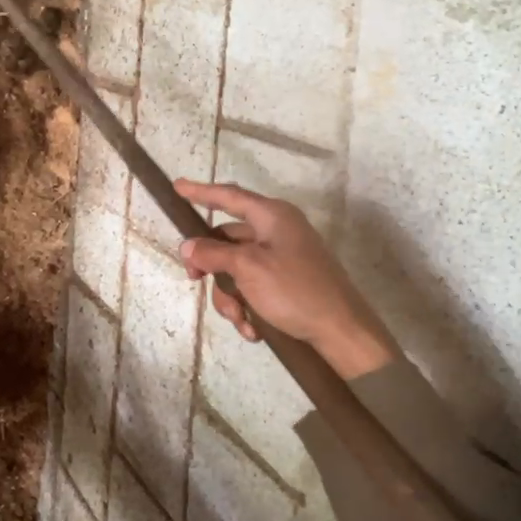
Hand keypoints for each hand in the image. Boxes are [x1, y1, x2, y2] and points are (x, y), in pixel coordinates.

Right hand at [174, 181, 399, 379]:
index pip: (228, 196)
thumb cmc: (295, 291)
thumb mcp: (247, 269)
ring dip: (230, 295)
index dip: (200, 191)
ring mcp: (283, 258)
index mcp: (272, 217)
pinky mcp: (287, 283)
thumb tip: (187, 246)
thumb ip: (212, 253)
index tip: (176, 186)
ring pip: (235, 268)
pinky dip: (247, 306)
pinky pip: (252, 286)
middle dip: (211, 267)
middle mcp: (277, 231)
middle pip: (226, 239)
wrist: (344, 334)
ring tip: (239, 318)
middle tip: (194, 279)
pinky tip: (253, 328)